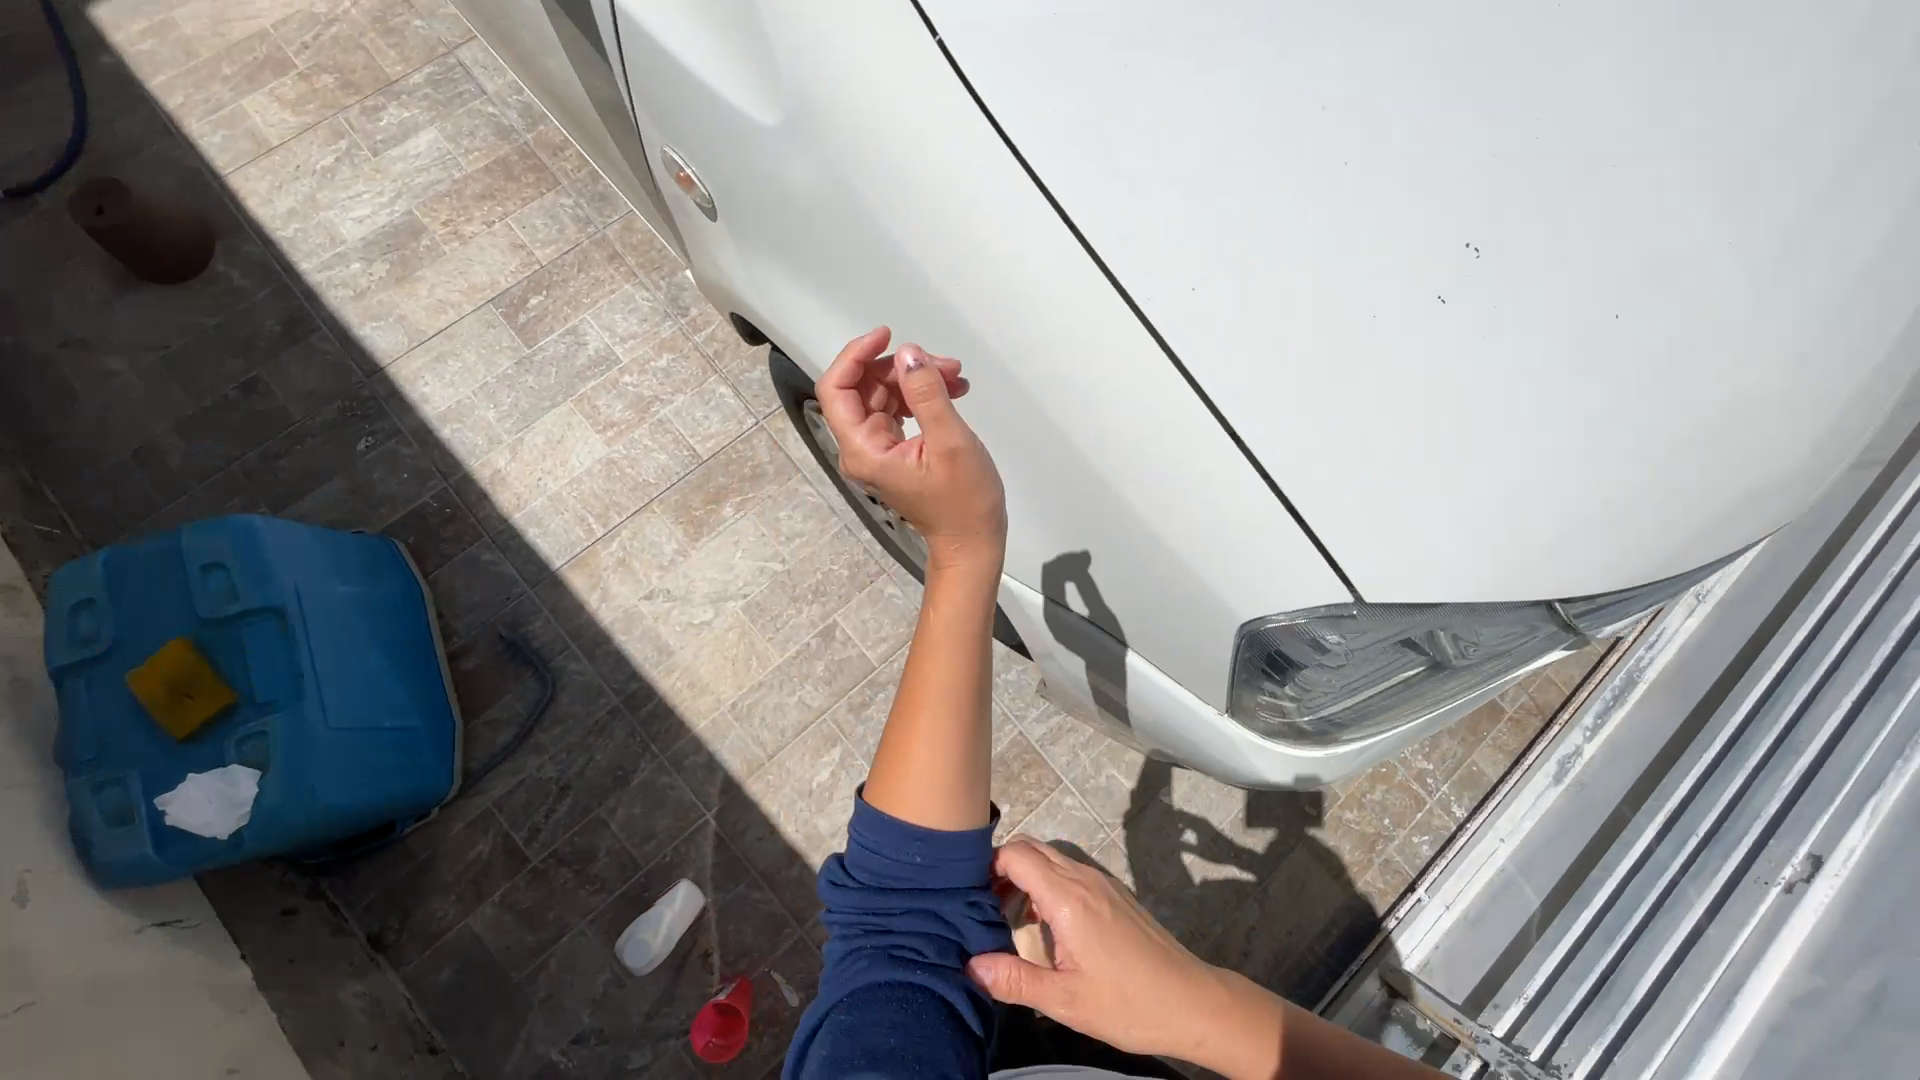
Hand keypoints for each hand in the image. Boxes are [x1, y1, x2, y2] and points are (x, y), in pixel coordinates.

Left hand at [816, 327, 1006, 573]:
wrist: (973, 540)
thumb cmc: (963, 500)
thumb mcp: (950, 442)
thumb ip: (926, 394)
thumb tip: (909, 354)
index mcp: (863, 449)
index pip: (836, 389)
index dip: (855, 356)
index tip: (887, 336)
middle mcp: (861, 448)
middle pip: (863, 388)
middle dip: (901, 368)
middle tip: (945, 365)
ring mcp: (877, 450)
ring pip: (884, 395)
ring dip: (917, 379)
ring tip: (956, 376)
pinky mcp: (895, 451)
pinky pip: (899, 411)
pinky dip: (922, 396)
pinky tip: (952, 390)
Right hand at [966, 839, 1284, 1076]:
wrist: (1191, 1002)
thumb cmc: (1128, 1004)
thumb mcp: (1065, 1001)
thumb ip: (1015, 980)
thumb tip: (970, 967)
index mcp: (1067, 898)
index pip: (1016, 854)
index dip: (987, 866)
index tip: (970, 894)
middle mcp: (1083, 878)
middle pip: (1030, 847)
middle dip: (1001, 867)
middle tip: (984, 904)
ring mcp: (1100, 881)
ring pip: (1050, 858)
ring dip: (1024, 875)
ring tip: (1008, 915)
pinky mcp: (1112, 892)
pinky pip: (1068, 871)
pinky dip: (1047, 883)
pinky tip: (1044, 923)